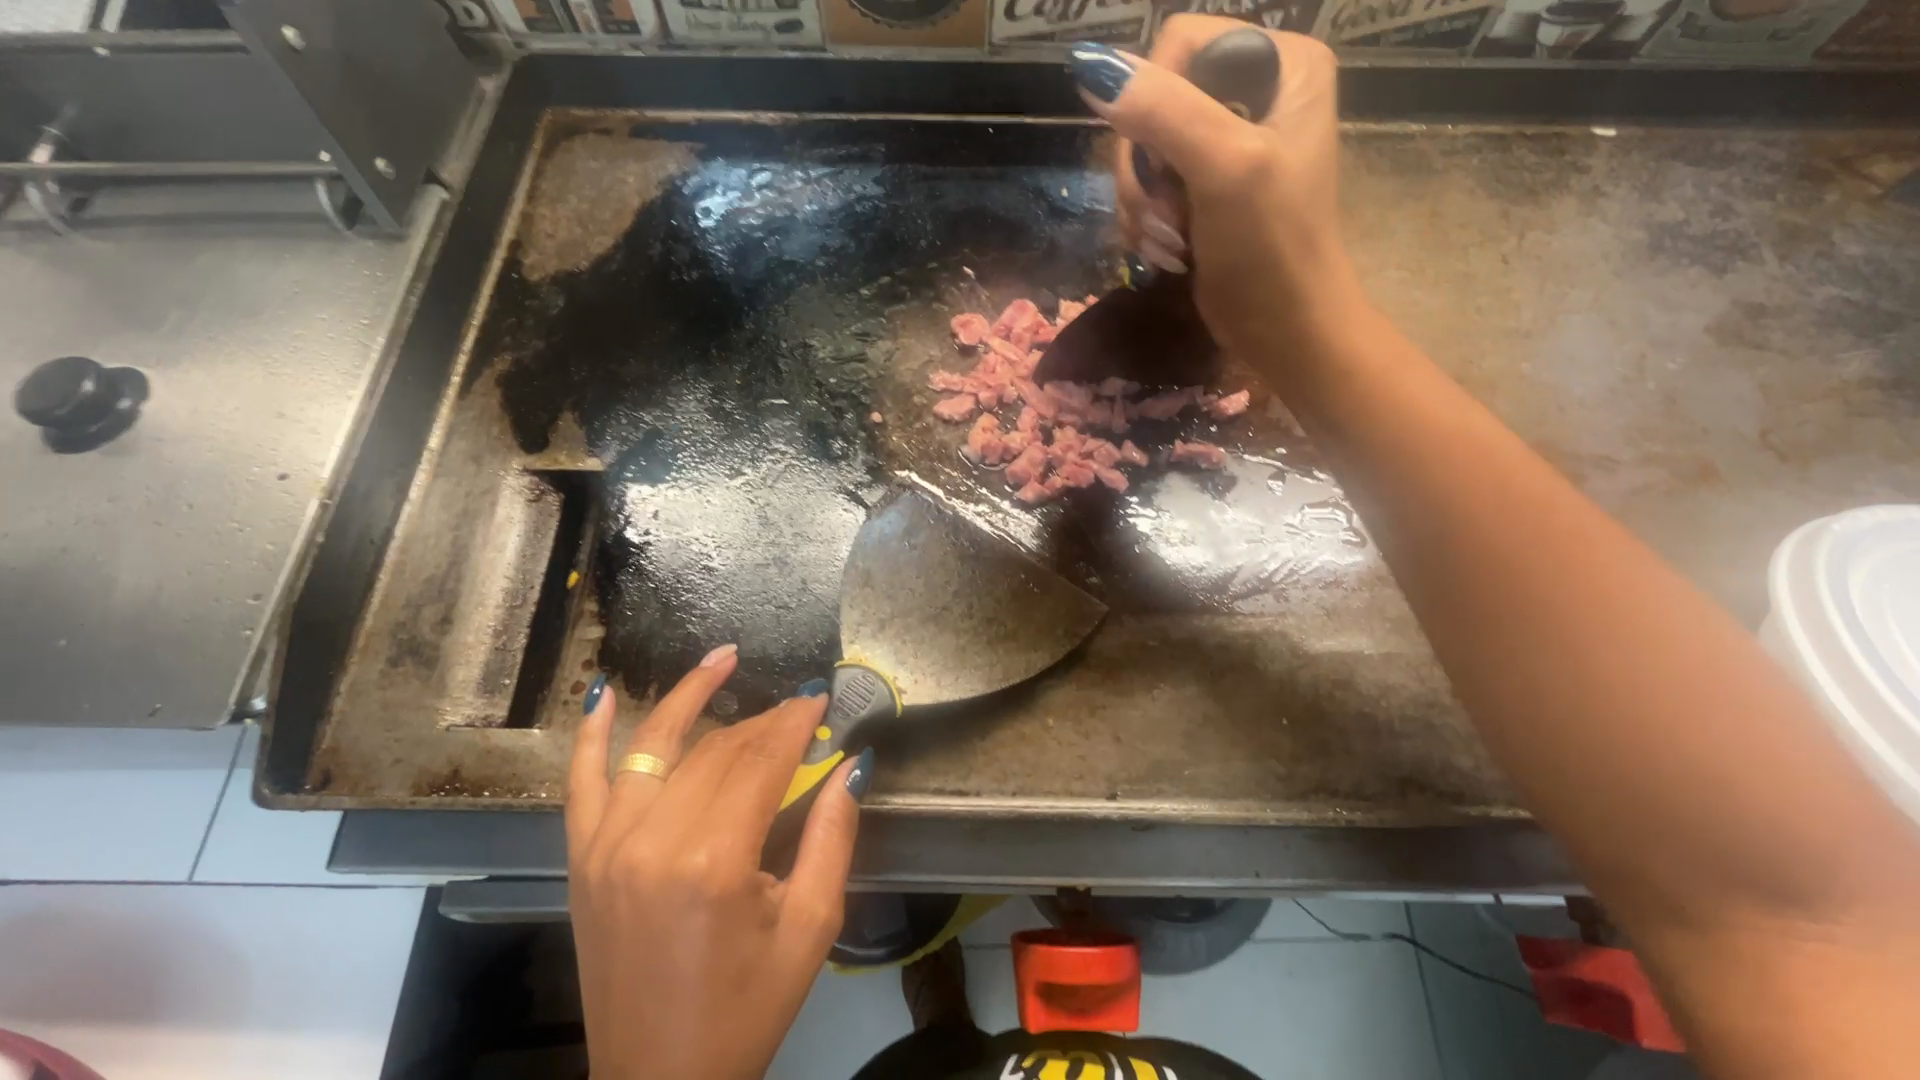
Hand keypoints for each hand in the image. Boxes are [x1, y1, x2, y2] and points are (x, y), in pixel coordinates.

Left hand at [566, 648, 871, 1079]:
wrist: (660, 1078)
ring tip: (722, 659)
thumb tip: (852, 766)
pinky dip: (590, 736)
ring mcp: (607, 848)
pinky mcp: (581, 862)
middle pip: (714, 751)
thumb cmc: (747, 1009)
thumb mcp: (810, 929)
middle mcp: (652, 841)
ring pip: (654, 749)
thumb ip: (832, 838)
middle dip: (762, 721)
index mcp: (714, 862)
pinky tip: (604, 694)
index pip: (760, 762)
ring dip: (688, 698)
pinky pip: (581, 784)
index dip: (795, 724)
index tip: (821, 698)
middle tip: (797, 707)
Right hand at [1070, 19, 1361, 377]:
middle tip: (1164, 216)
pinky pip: (1147, 184)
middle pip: (1154, 99)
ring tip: (1168, 243)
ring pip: (1142, 147)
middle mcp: (1257, 90)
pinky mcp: (1205, 187)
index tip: (1168, 166)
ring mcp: (1228, 142)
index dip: (1156, 101)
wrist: (1286, 331)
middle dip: (1146, 167)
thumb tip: (1088, 64)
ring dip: (1140, 202)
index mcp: (1283, 63)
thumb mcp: (1225, 169)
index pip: (1181, 42)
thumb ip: (1165, 111)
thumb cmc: (1272, 251)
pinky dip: (1144, 221)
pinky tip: (1164, 251)